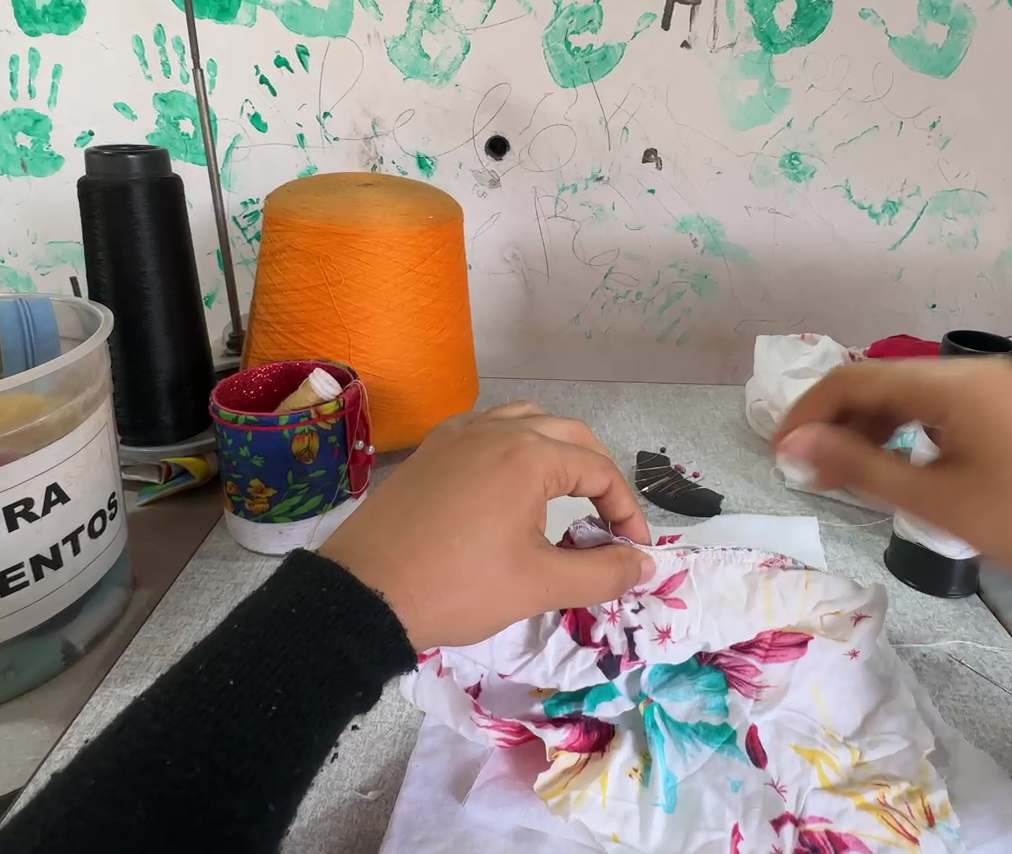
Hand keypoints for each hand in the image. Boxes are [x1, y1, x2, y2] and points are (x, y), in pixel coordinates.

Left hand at [320, 402, 653, 648]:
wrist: (364, 592)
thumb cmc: (458, 587)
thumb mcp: (539, 585)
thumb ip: (602, 572)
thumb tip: (648, 564)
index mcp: (529, 456)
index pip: (599, 470)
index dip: (625, 509)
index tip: (632, 549)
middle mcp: (498, 429)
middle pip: (568, 433)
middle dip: (596, 472)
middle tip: (604, 517)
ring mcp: (460, 433)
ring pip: (526, 420)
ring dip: (555, 448)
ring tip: (562, 490)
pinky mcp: (433, 447)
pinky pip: (486, 427)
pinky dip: (512, 442)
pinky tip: (506, 480)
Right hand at [774, 359, 1011, 594]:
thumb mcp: (939, 500)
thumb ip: (859, 466)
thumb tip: (794, 445)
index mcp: (950, 384)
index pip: (853, 380)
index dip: (807, 413)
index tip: (779, 451)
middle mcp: (970, 372)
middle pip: (879, 382)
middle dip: (836, 421)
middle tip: (811, 468)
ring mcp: (996, 388)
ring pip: (909, 395)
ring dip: (870, 426)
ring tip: (848, 471)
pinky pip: (940, 408)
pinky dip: (906, 430)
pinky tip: (900, 463)